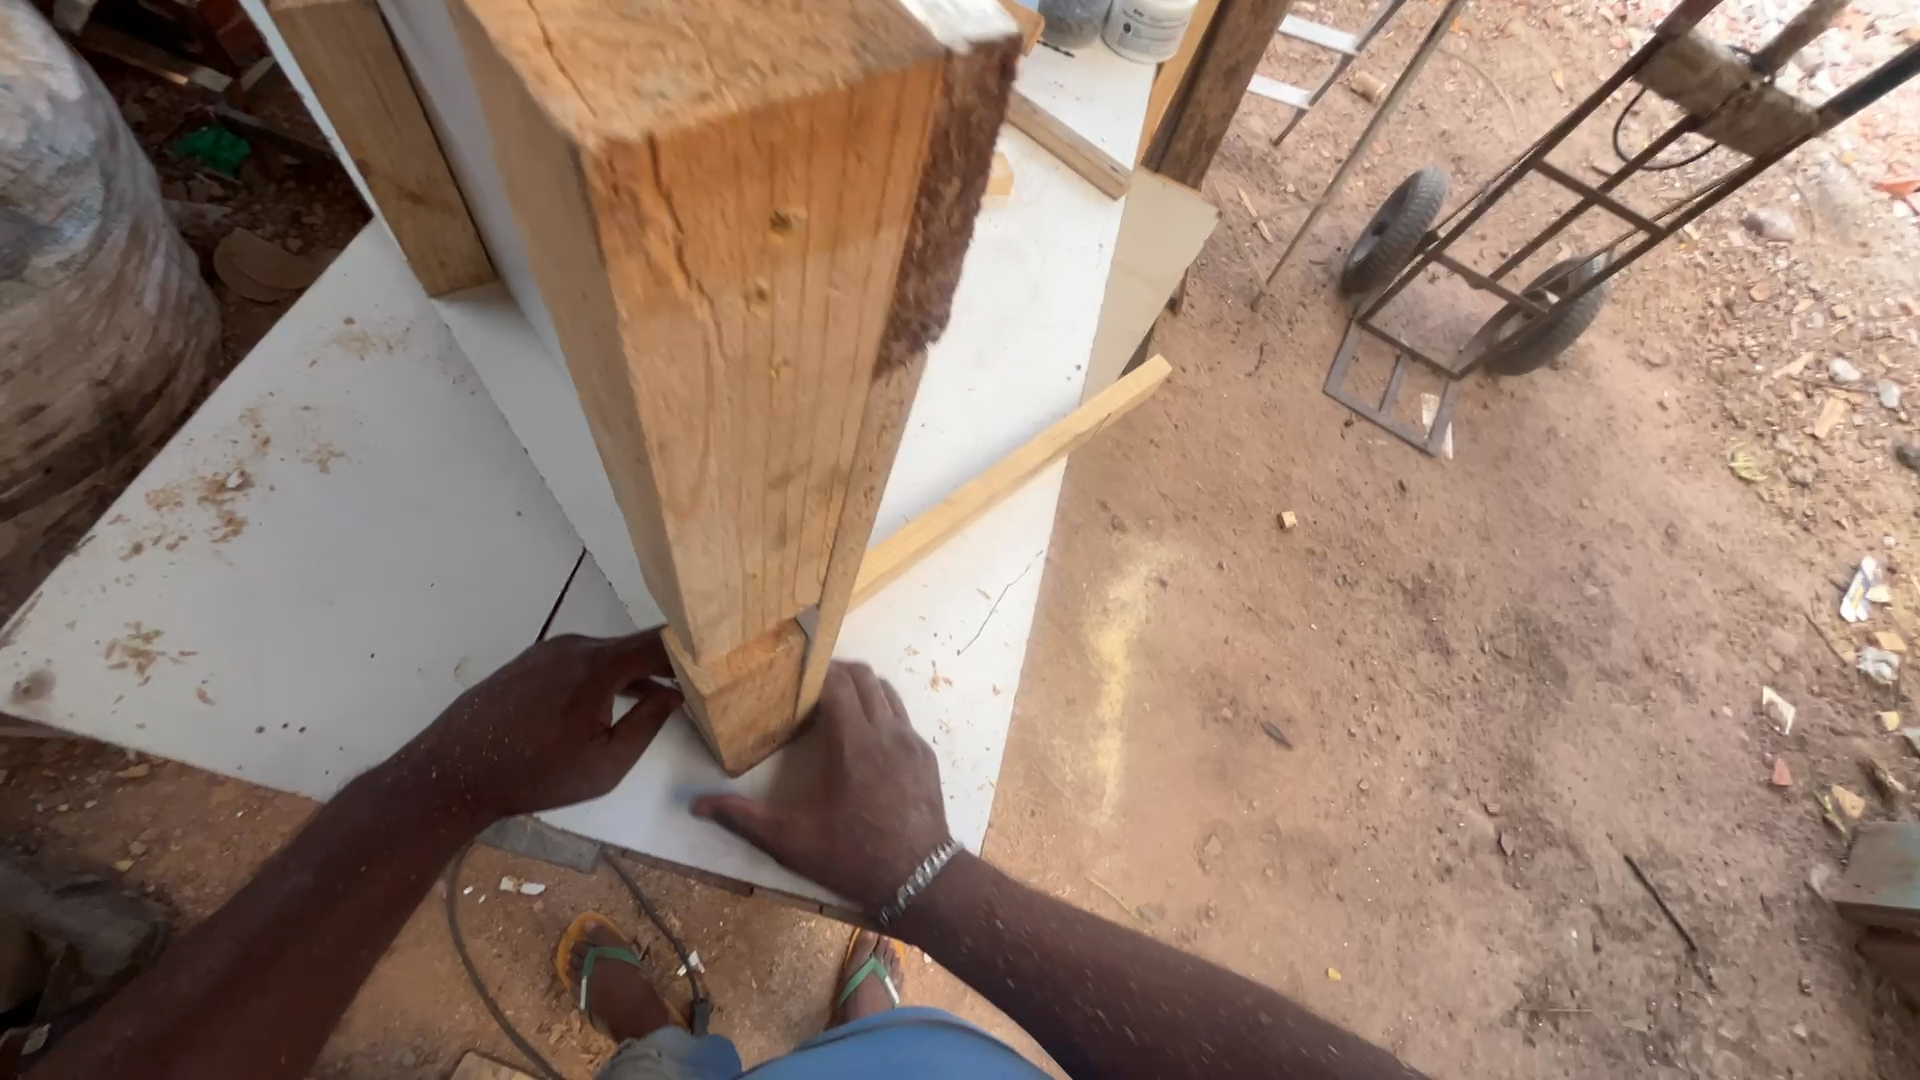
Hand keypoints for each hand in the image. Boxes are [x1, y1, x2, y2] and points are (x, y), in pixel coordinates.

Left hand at [387, 629, 681, 823]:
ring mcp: (549, 650)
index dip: (692, 648)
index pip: (661, 641)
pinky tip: (607, 704)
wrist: (447, 775)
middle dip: (667, 664)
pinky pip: (581, 660)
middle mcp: (575, 646)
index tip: (718, 657)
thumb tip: (676, 696)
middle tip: (694, 683)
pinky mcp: (530, 662)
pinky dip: (604, 676)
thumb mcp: (606, 764)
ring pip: (608, 654)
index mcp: (598, 665)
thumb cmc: (533, 775)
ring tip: (657, 697)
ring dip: (634, 672)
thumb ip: (647, 725)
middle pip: (636, 645)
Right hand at [691, 662, 949, 913]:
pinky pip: (903, 717)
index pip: (837, 682)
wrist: (917, 878)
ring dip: (863, 688)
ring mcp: (911, 740)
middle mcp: (886, 730)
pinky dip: (883, 711)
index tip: (795, 676)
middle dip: (838, 672)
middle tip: (812, 685)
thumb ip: (743, 817)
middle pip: (865, 676)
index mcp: (853, 741)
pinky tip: (867, 737)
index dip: (816, 672)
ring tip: (839, 703)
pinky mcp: (926, 754)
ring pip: (887, 692)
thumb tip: (696, 805)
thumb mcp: (790, 840)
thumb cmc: (850, 855)